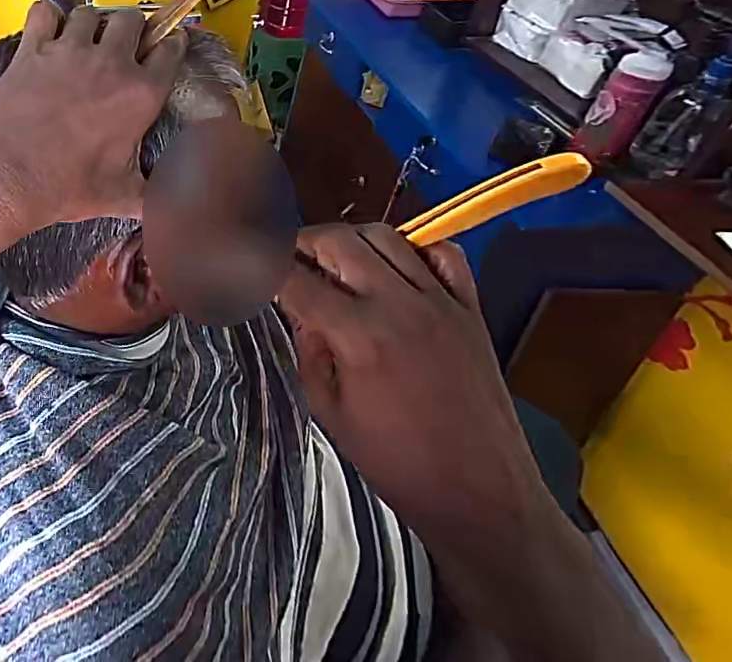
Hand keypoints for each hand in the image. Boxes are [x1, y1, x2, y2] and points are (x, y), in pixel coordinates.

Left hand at [0, 2, 183, 230]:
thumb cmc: (61, 185)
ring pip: (90, 13)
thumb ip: (153, 194)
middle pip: (132, 19)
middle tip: (124, 40)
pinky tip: (48, 29)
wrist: (6, 176)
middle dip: (131, 27)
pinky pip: (45, 12)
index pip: (169, 52)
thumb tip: (170, 202)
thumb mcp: (120, 195)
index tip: (169, 43)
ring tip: (86, 37)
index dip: (171, 45)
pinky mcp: (32, 50)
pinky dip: (48, 16)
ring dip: (91, 22)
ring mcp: (68, 52)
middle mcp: (108, 65)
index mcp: (139, 95)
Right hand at [281, 224, 555, 537]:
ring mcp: (440, 302)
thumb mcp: (329, 408)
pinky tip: (396, 269)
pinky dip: (414, 249)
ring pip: (385, 235)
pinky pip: (444, 253)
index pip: (295, 278)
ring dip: (350, 241)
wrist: (482, 496)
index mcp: (358, 334)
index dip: (264, 267)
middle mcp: (398, 304)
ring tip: (337, 263)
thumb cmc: (396, 461)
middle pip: (337, 240)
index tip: (249, 265)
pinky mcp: (471, 309)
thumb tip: (298, 308)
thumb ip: (308, 347)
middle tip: (290, 262)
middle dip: (302, 244)